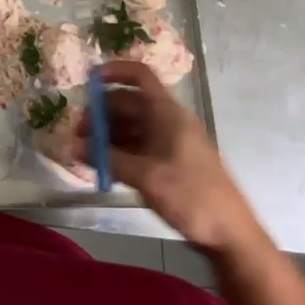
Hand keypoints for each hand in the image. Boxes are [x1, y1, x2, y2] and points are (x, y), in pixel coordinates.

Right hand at [79, 61, 262, 253]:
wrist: (230, 233)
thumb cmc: (192, 196)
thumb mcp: (146, 176)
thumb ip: (108, 158)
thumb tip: (73, 145)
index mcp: (168, 113)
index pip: (140, 76)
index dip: (114, 71)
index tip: (88, 81)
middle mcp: (167, 121)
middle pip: (128, 103)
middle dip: (101, 113)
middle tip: (78, 134)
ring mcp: (168, 143)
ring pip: (130, 127)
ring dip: (106, 135)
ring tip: (84, 153)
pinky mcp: (167, 163)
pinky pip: (136, 147)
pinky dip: (118, 152)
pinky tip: (102, 166)